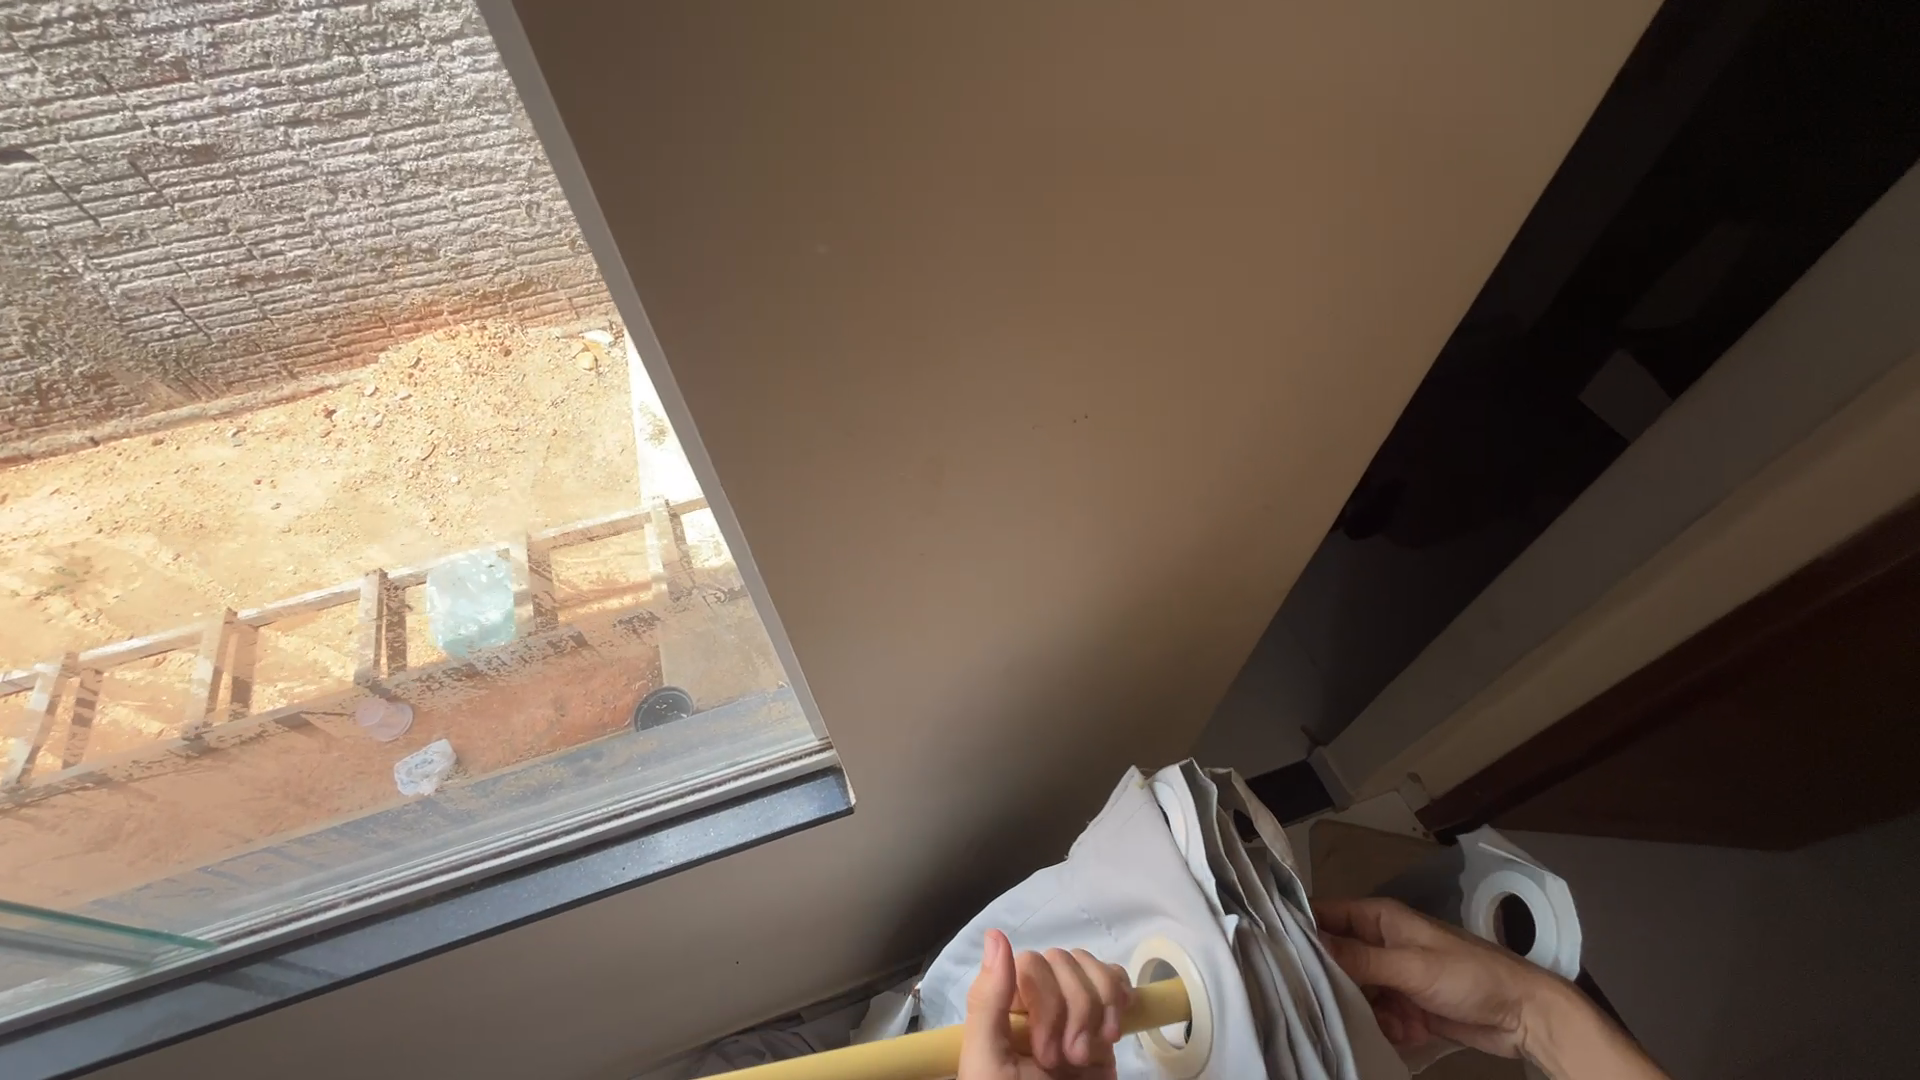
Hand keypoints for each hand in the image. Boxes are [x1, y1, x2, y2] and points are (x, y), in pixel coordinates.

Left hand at [958, 929, 1131, 1079]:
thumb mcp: (988, 1064)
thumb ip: (988, 1001)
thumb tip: (995, 935)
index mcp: (1006, 1007)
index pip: (1031, 963)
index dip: (1045, 1000)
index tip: (1045, 1053)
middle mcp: (1038, 1002)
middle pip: (1063, 962)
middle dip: (1074, 1010)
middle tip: (1069, 1061)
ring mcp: (1073, 1011)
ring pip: (1091, 967)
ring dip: (1098, 1008)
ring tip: (1090, 1055)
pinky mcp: (1104, 1026)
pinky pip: (1115, 982)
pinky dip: (1119, 996)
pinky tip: (1114, 1028)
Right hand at [1313, 897, 1557, 1058]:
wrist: (1526, 1017)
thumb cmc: (1467, 975)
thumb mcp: (1410, 965)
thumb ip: (1359, 958)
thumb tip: (1308, 944)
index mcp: (1375, 919)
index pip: (1323, 915)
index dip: (1299, 929)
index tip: (1272, 949)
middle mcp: (1377, 943)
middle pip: (1335, 958)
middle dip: (1329, 979)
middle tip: (1312, 998)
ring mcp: (1391, 977)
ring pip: (1354, 991)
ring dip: (1360, 1010)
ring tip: (1375, 1022)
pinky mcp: (1405, 1007)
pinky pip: (1377, 1016)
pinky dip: (1384, 1028)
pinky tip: (1403, 1034)